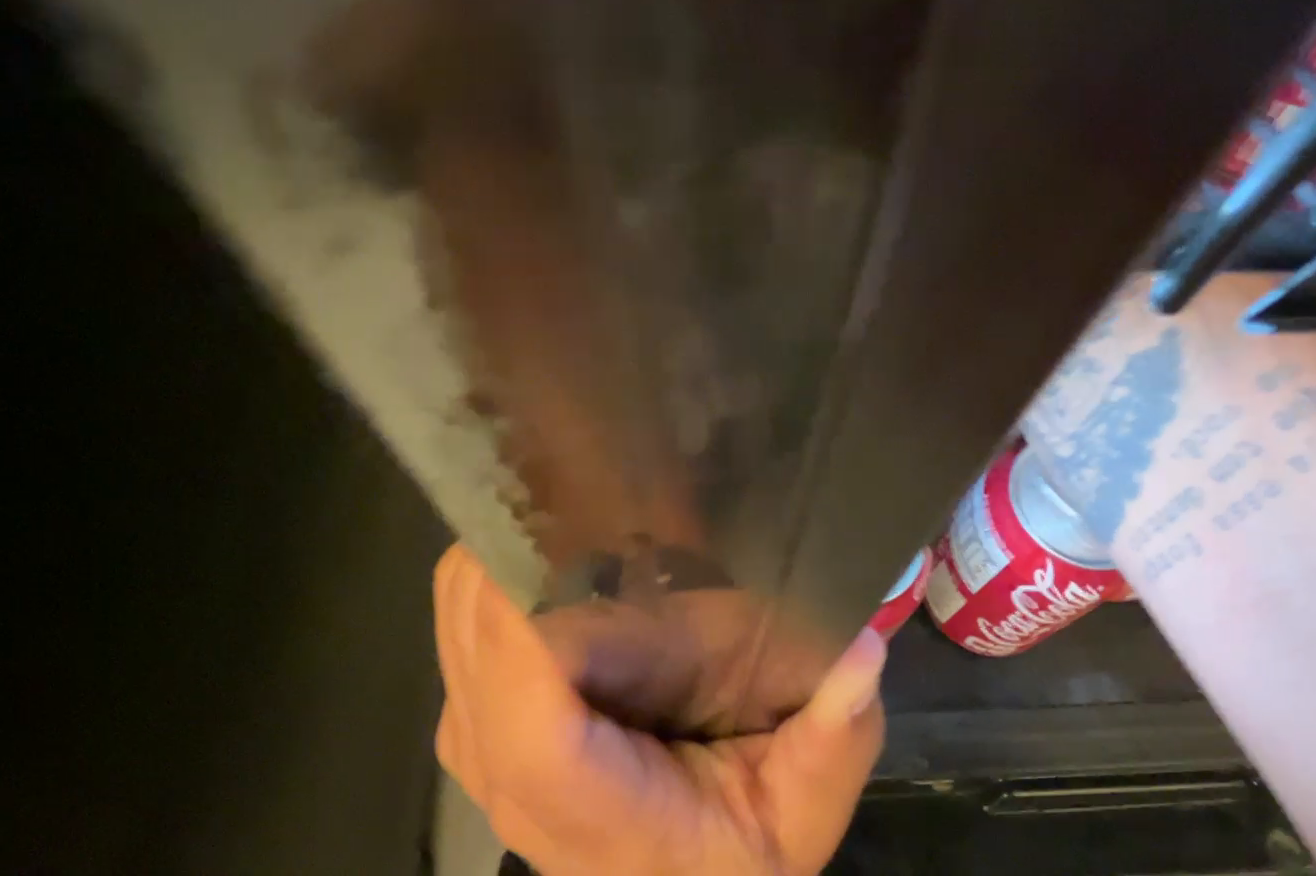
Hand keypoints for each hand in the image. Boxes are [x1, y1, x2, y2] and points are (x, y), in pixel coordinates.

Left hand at [434, 545, 886, 875]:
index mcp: (592, 809)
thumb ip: (833, 739)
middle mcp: (511, 780)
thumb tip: (860, 650)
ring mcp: (479, 754)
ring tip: (567, 501)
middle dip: (515, 548)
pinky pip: (459, 633)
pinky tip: (545, 547)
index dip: (521, 617)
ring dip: (500, 555)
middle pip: (473, 643)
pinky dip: (489, 580)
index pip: (525, 719)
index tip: (558, 519)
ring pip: (455, 626)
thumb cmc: (736, 850)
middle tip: (582, 476)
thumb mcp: (803, 809)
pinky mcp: (475, 730)